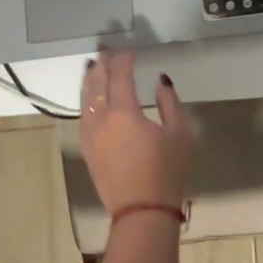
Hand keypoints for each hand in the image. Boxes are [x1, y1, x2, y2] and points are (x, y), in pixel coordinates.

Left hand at [78, 50, 192, 213]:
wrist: (142, 211)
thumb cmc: (167, 171)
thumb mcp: (179, 133)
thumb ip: (169, 102)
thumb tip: (160, 82)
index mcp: (124, 112)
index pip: (120, 76)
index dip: (124, 59)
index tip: (130, 50)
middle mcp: (101, 119)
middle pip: (98, 84)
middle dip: (102, 65)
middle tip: (106, 51)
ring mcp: (90, 135)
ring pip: (85, 100)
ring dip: (89, 80)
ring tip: (92, 67)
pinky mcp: (88, 150)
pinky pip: (83, 116)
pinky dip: (86, 100)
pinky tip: (89, 98)